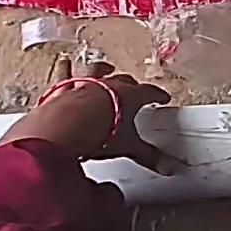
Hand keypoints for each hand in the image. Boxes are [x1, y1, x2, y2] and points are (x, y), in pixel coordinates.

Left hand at [0, 60, 176, 172]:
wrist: (65, 129)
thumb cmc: (98, 133)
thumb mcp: (128, 147)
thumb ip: (149, 156)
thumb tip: (169, 167)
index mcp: (127, 96)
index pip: (148, 92)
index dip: (157, 95)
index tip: (162, 97)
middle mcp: (106, 85)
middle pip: (122, 80)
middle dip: (130, 83)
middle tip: (135, 87)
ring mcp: (83, 84)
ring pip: (95, 70)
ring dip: (101, 69)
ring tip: (104, 67)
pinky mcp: (61, 88)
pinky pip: (64, 74)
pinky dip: (65, 68)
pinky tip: (63, 63)